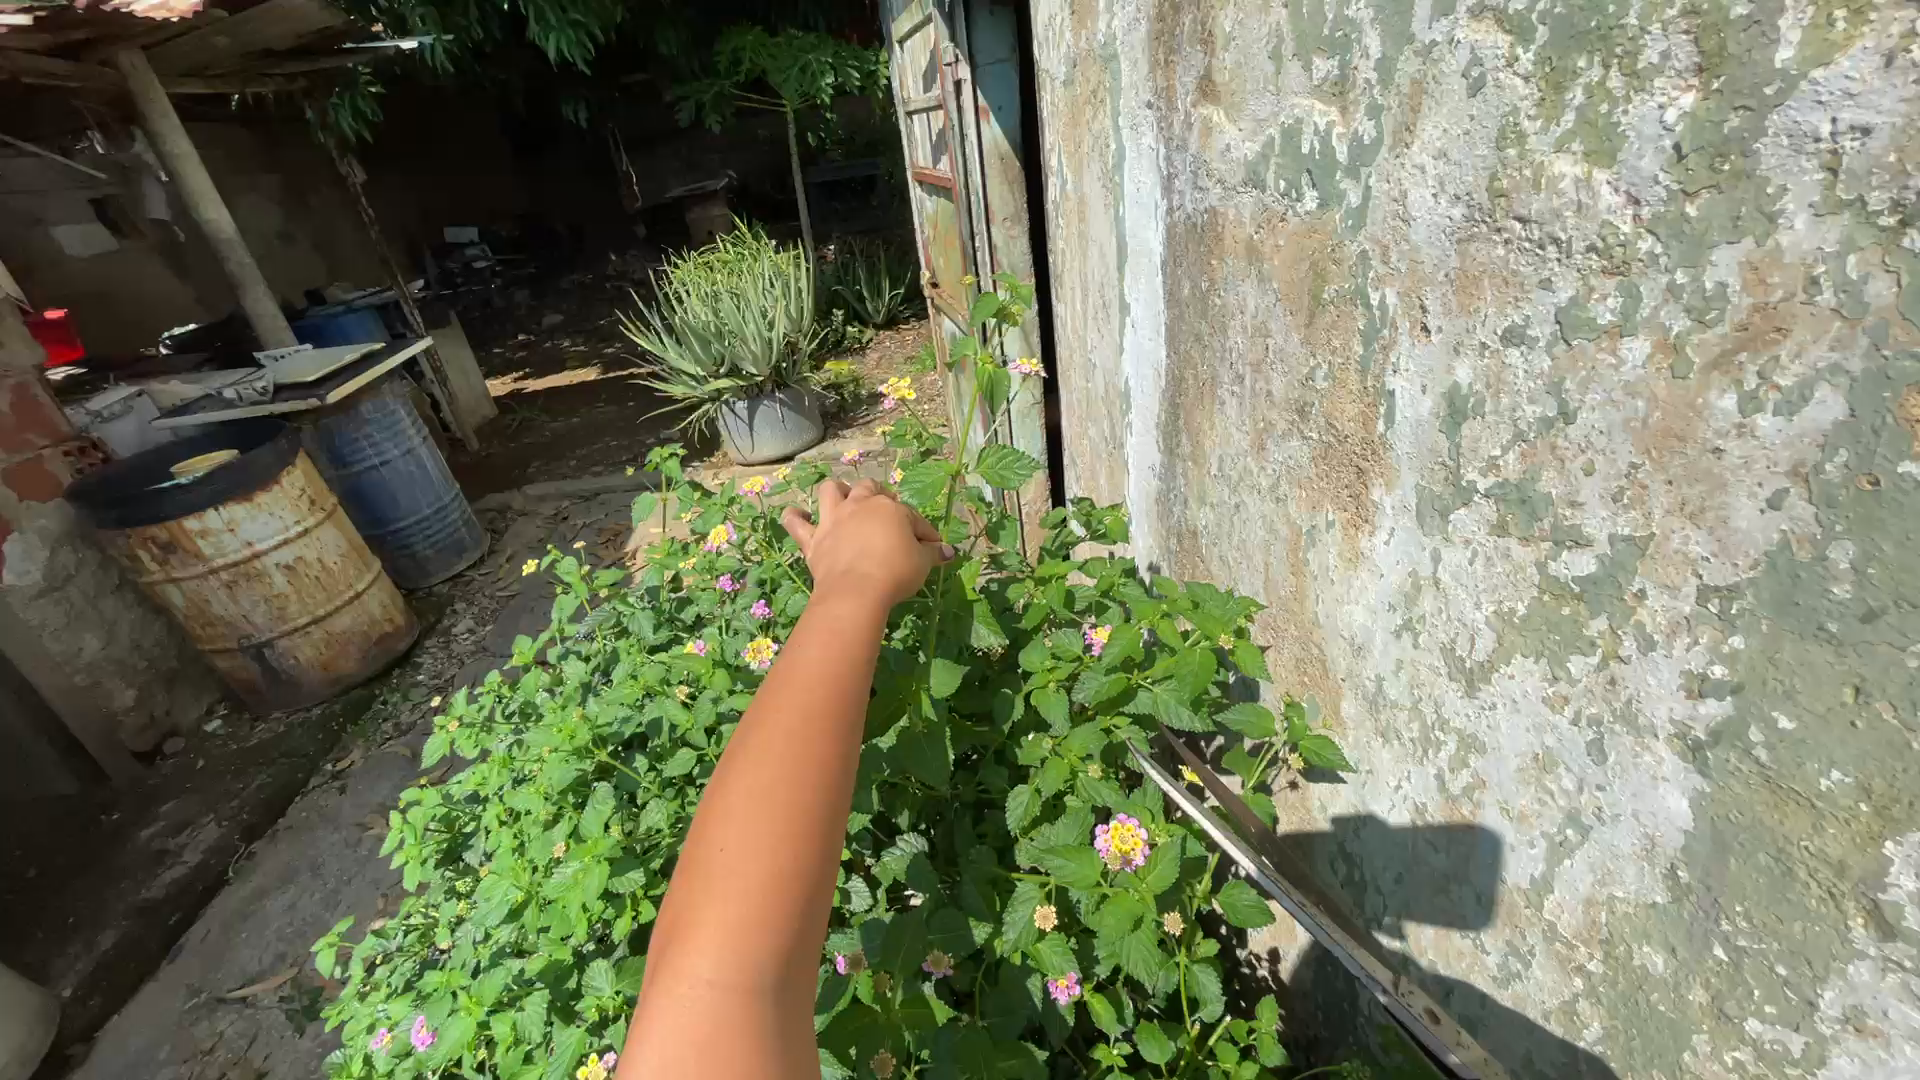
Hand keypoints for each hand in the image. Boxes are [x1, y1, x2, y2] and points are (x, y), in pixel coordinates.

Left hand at [781, 479, 953, 608]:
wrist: (857, 590)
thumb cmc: (896, 572)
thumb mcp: (922, 563)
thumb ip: (934, 554)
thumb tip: (950, 552)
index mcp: (891, 509)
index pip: (912, 517)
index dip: (924, 532)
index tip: (932, 547)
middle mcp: (860, 505)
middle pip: (869, 490)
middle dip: (878, 496)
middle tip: (884, 513)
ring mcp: (834, 519)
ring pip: (831, 490)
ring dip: (838, 492)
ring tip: (843, 501)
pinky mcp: (813, 538)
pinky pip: (796, 522)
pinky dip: (794, 517)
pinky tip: (796, 515)